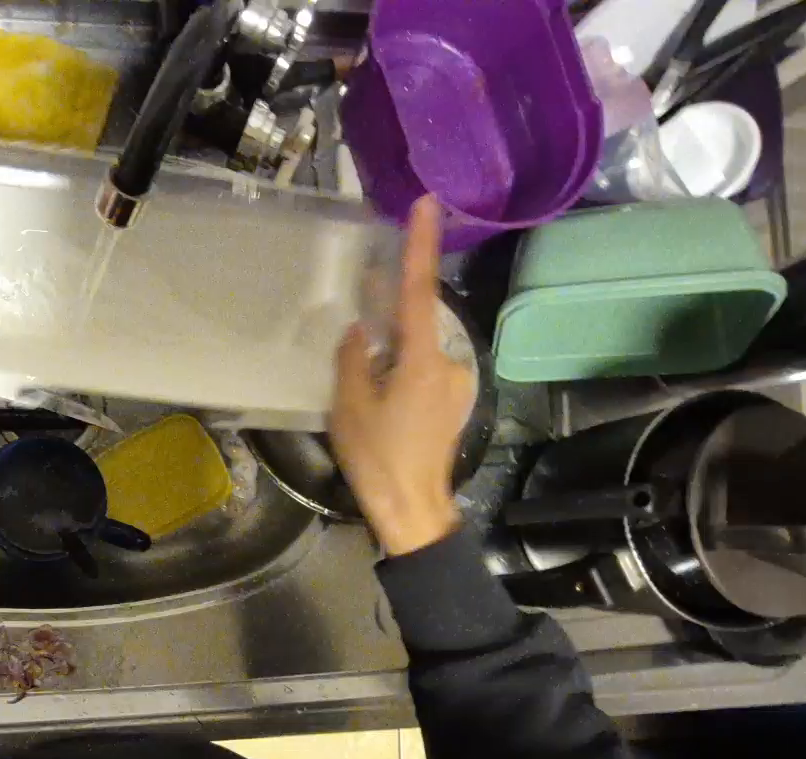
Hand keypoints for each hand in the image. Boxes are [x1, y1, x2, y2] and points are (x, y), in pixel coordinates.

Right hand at [328, 196, 477, 556]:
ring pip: (418, 350)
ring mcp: (455, 383)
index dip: (421, 246)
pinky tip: (382, 395)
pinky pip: (425, 369)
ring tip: (365, 378)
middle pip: (417, 322)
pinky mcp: (453, 400)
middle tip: (364, 317)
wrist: (411, 506)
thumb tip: (359, 330)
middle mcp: (448, 364)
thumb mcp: (349, 407)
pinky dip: (402, 369)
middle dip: (390, 315)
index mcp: (421, 362)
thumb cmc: (376, 458)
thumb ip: (353, 360)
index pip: (420, 292)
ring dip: (393, 351)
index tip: (427, 204)